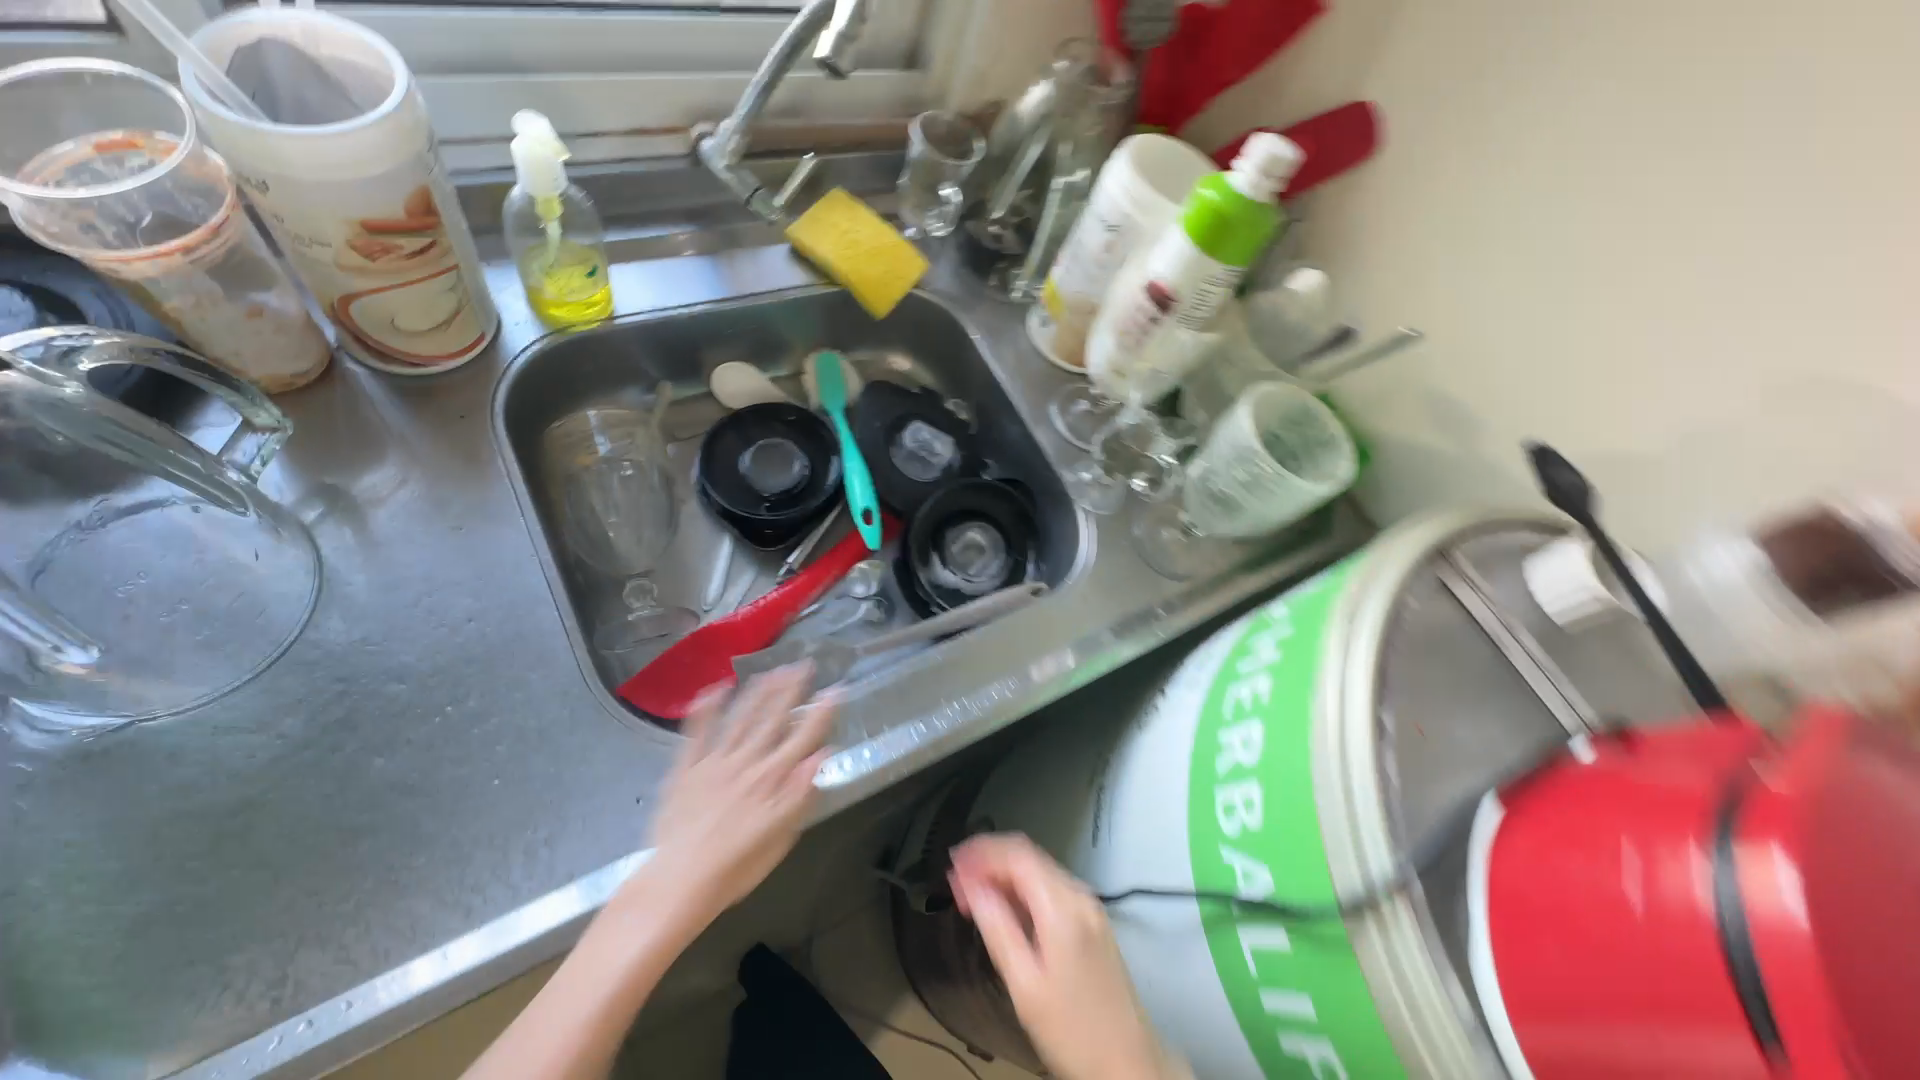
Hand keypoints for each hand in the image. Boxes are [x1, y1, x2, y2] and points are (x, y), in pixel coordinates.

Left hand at [640, 665, 834, 921]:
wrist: (679, 881)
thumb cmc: (735, 869)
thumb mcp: (780, 837)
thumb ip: (800, 794)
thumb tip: (821, 757)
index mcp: (772, 780)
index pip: (803, 739)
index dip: (821, 713)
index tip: (834, 690)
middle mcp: (746, 763)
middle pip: (772, 720)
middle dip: (790, 691)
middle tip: (802, 665)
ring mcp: (713, 762)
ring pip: (740, 719)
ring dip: (757, 693)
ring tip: (770, 671)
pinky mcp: (684, 769)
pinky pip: (696, 733)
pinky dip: (705, 710)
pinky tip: (715, 689)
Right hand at [949, 834, 1183, 1079]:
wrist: (1130, 1065)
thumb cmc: (1072, 1030)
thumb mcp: (1025, 984)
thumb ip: (997, 928)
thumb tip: (970, 886)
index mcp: (1063, 907)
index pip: (1017, 855)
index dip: (981, 852)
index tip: (952, 865)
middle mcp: (1080, 898)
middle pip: (1029, 859)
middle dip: (990, 864)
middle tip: (956, 886)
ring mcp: (1090, 910)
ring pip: (1040, 873)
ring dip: (1004, 878)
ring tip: (971, 898)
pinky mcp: (1093, 925)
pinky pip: (1052, 892)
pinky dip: (1023, 893)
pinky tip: (1004, 912)